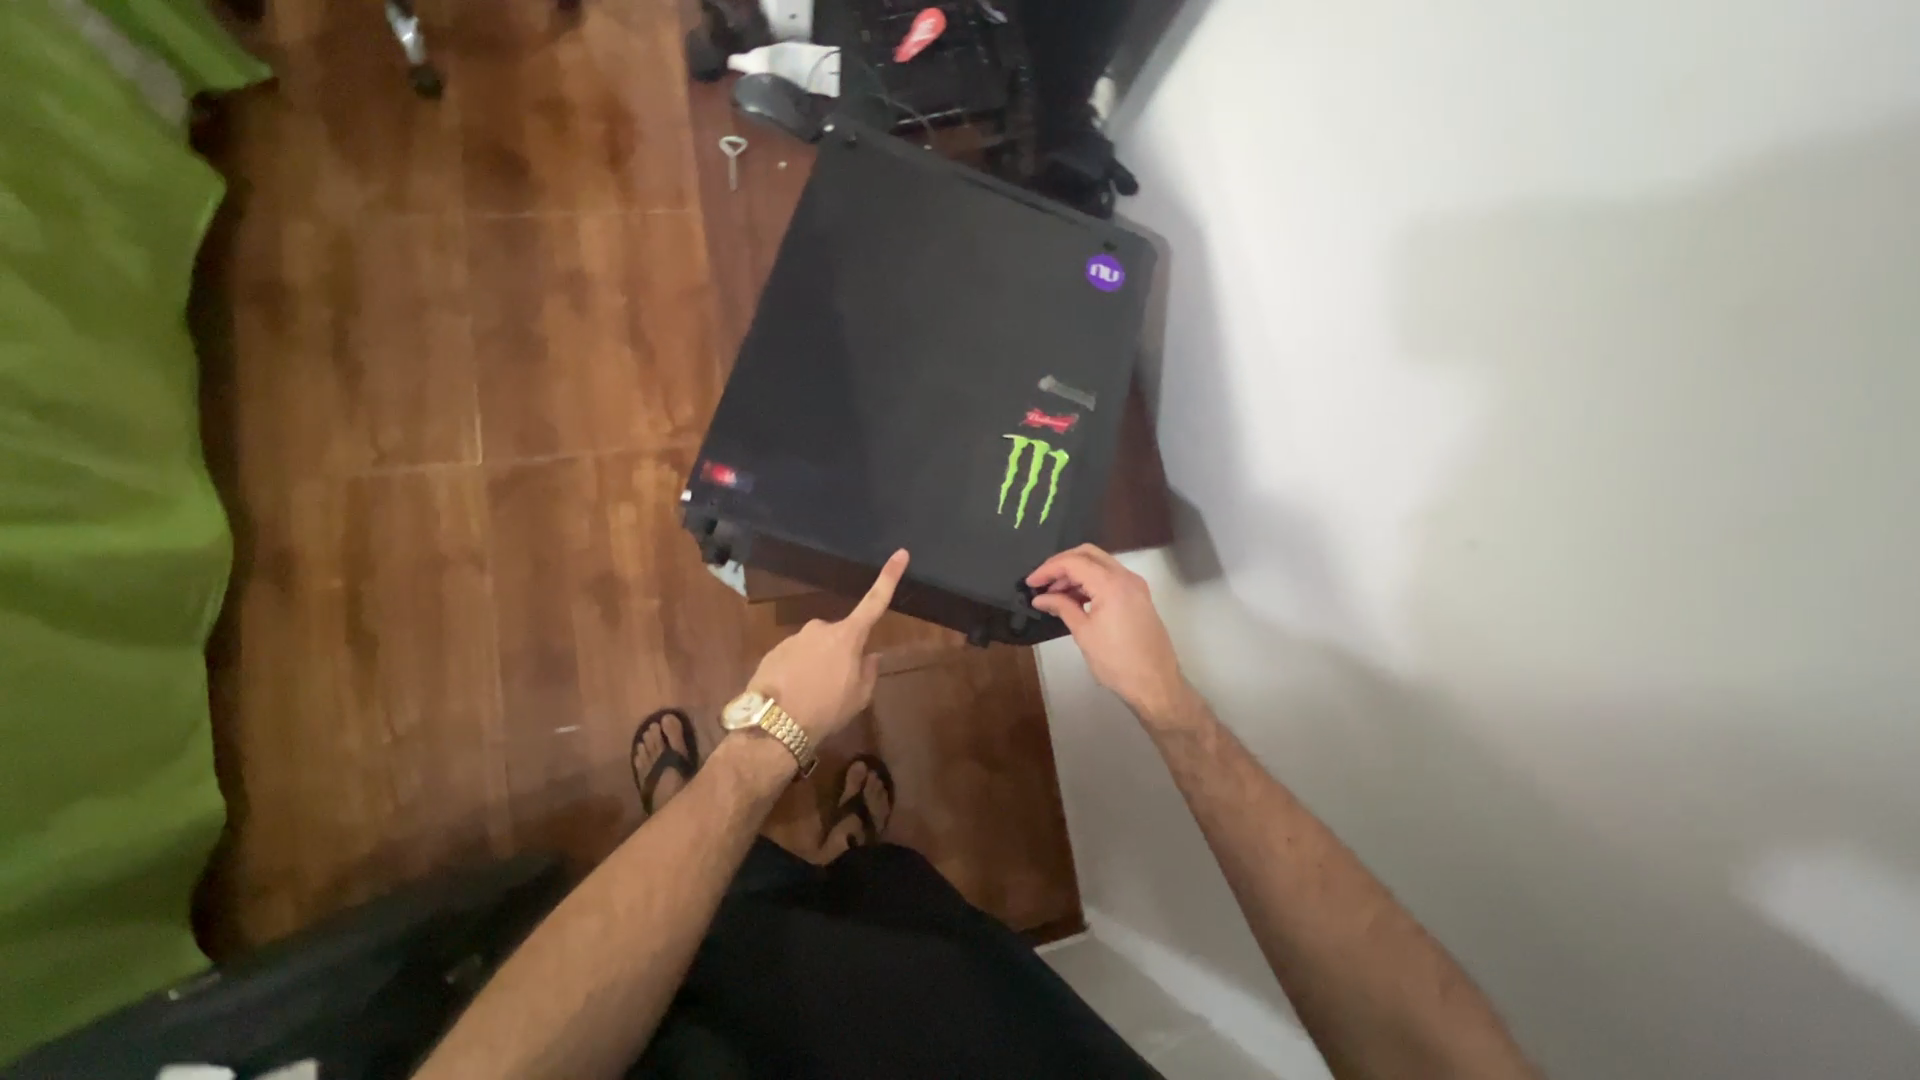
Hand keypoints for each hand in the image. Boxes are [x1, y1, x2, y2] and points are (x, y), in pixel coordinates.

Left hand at [747, 549, 908, 742]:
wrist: (775, 725)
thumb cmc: (826, 710)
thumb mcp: (859, 697)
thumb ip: (869, 672)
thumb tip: (870, 657)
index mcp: (847, 636)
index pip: (875, 601)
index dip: (889, 577)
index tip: (901, 553)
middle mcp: (820, 628)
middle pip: (839, 636)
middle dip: (840, 654)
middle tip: (836, 687)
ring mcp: (794, 638)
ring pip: (814, 649)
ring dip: (816, 666)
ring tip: (811, 697)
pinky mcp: (773, 651)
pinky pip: (793, 659)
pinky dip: (796, 673)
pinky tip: (793, 696)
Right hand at [1027, 544, 1187, 718]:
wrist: (1155, 684)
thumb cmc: (1116, 661)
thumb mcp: (1083, 633)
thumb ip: (1062, 607)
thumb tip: (1040, 598)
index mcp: (1111, 584)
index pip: (1074, 562)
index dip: (1048, 569)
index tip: (1031, 583)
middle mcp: (1126, 577)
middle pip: (1088, 554)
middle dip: (1062, 564)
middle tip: (1043, 582)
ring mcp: (1136, 586)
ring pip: (1101, 565)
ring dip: (1077, 573)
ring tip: (1055, 594)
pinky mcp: (1139, 597)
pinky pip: (1111, 578)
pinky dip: (1092, 582)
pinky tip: (1076, 599)